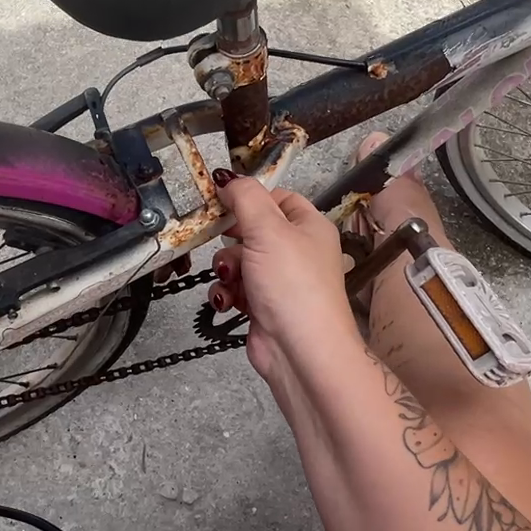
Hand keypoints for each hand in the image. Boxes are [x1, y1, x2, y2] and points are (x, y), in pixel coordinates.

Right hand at [206, 177, 361, 383]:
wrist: (300, 351)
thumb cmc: (291, 285)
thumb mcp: (267, 228)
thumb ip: (245, 197)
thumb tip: (227, 179)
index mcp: (309, 226)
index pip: (276, 197)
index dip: (249, 199)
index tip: (221, 202)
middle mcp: (297, 251)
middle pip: (251, 229)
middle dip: (230, 239)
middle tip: (222, 241)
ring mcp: (279, 281)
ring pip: (237, 260)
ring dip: (225, 269)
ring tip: (230, 281)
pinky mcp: (262, 306)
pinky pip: (235, 289)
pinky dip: (227, 293)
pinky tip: (228, 302)